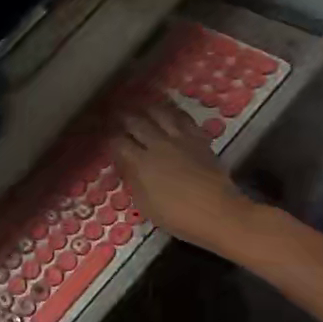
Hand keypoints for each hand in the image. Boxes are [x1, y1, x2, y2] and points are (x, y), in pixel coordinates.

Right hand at [112, 102, 258, 254]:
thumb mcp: (144, 204)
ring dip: (149, 109)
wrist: (220, 214)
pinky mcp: (200, 141)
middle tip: (116, 114)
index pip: (118, 142)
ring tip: (142, 105)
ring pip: (161, 115)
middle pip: (137, 123)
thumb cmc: (177, 216)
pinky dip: (175, 113)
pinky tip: (171, 112)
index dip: (108, 138)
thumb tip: (125, 164)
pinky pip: (185, 120)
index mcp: (141, 162)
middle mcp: (158, 145)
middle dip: (124, 118)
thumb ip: (133, 179)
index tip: (103, 136)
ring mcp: (181, 140)